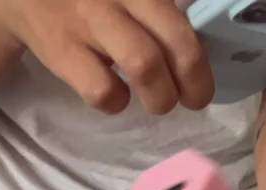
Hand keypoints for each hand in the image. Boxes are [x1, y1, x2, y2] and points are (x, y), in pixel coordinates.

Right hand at [0, 0, 212, 113]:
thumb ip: (157, 10)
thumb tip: (193, 52)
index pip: (181, 18)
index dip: (200, 54)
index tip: (202, 79)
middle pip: (174, 39)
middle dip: (192, 79)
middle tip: (193, 100)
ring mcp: (90, 19)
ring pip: (143, 63)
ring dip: (160, 95)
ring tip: (160, 103)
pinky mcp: (63, 50)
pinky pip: (102, 89)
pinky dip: (116, 101)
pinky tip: (117, 97)